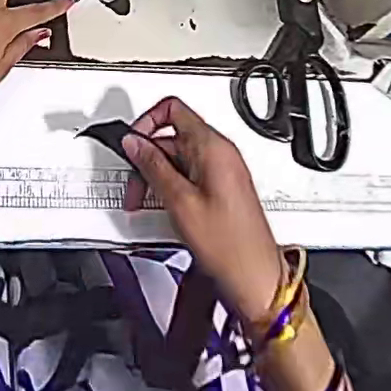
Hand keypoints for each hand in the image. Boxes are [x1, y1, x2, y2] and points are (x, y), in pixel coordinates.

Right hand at [120, 97, 283, 331]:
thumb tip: (134, 142)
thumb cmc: (229, 246)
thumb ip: (153, 166)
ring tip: (146, 202)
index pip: (172, 109)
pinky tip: (164, 207)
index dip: (147, 122)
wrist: (257, 280)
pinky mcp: (221, 186)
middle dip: (147, 158)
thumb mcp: (180, 202)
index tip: (133, 144)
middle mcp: (219, 151)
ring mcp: (222, 169)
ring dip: (157, 175)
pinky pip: (189, 173)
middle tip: (135, 185)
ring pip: (177, 156)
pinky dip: (171, 185)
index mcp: (212, 146)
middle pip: (171, 136)